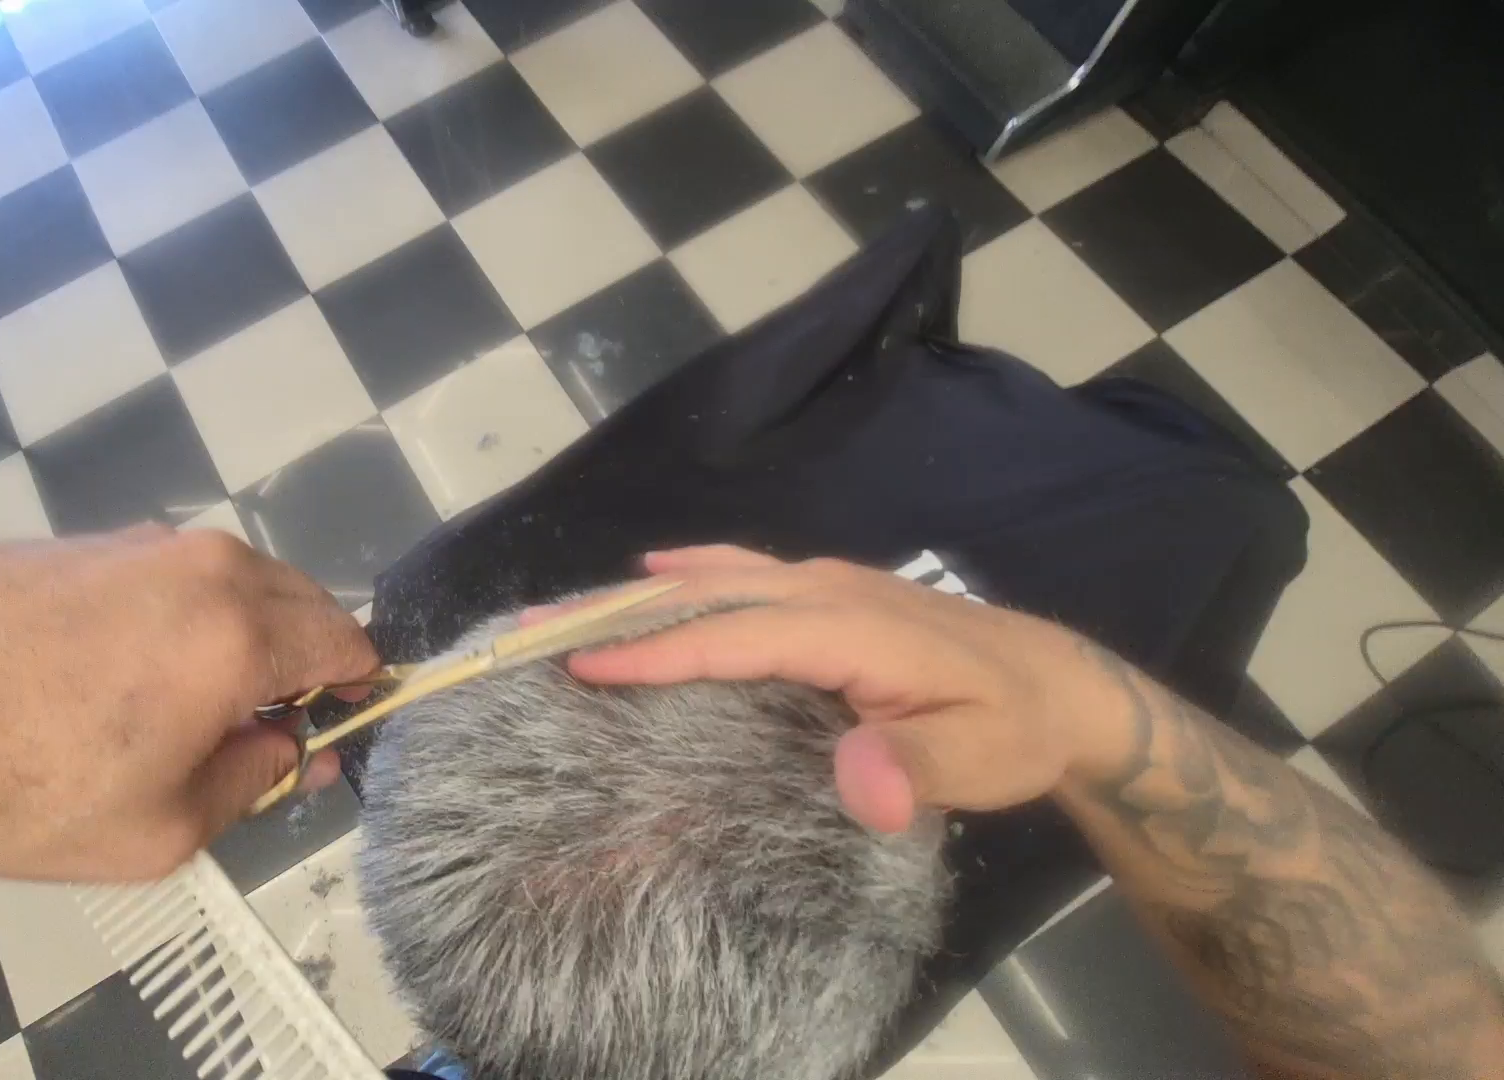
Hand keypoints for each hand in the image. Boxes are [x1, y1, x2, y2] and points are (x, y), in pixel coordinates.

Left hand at [0, 526, 376, 897]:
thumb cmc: (13, 790)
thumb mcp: (160, 829)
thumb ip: (256, 779)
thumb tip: (299, 745)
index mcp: (241, 635)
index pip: (347, 643)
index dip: (357, 683)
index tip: (337, 718)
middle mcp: (211, 568)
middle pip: (306, 603)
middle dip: (308, 657)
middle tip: (266, 718)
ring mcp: (148, 541)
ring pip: (244, 581)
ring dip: (249, 630)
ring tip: (190, 692)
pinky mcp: (91, 536)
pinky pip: (180, 571)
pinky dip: (191, 609)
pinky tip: (124, 658)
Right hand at [563, 546, 1131, 831]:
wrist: (1055, 680)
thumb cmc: (1008, 724)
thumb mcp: (979, 759)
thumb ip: (915, 766)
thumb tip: (857, 786)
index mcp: (844, 627)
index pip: (731, 637)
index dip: (656, 652)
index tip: (584, 667)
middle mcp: (818, 590)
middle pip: (702, 592)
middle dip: (616, 610)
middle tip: (537, 624)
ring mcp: (818, 582)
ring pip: (711, 577)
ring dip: (638, 590)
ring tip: (572, 604)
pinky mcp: (821, 589)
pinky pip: (737, 571)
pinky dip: (687, 572)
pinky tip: (658, 569)